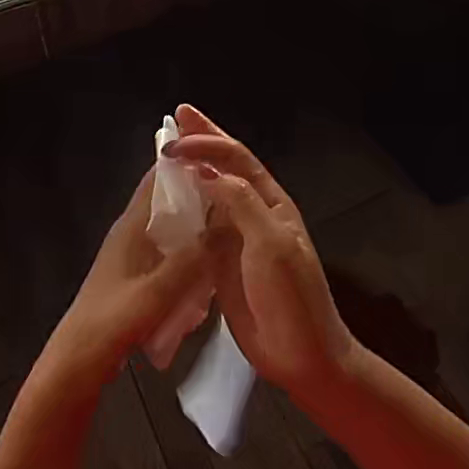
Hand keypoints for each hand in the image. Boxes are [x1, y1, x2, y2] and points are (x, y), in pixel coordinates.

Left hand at [42, 162, 213, 389]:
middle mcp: (132, 234)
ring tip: (231, 235)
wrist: (77, 365)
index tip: (221, 161)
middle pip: (169, 203)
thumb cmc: (113, 323)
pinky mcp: (137, 279)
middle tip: (237, 203)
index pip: (158, 179)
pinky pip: (170, 256)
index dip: (186, 163)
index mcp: (132, 226)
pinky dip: (189, 258)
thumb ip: (193, 259)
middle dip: (200, 200)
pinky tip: (210, 274)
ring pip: (172, 231)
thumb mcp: (159, 292)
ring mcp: (134, 257)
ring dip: (197, 231)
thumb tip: (228, 222)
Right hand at [165, 105, 357, 398]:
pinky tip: (167, 199)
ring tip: (168, 148)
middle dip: (204, 138)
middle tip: (179, 114)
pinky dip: (185, 205)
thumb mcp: (271, 244)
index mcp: (270, 201)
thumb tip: (206, 170)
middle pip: (226, 164)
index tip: (175, 141)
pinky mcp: (222, 259)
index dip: (207, 143)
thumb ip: (241, 203)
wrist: (301, 354)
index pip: (236, 159)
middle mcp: (253, 211)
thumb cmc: (292, 296)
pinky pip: (200, 224)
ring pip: (211, 190)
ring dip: (192, 166)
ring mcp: (237, 235)